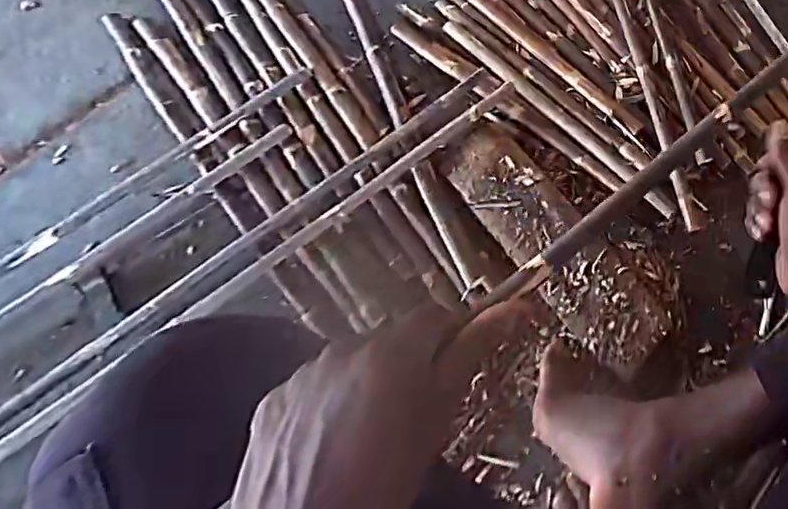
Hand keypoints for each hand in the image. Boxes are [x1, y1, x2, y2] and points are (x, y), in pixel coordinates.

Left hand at [233, 299, 533, 508]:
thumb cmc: (383, 479)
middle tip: (414, 412)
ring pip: (353, 362)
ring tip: (368, 435)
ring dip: (367, 382)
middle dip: (407, 363)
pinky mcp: (276, 398)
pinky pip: (314, 387)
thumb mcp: (437, 416)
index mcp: (394, 346)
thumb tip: (511, 309)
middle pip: (393, 338)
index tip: (455, 368)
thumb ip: (470, 352)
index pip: (436, 315)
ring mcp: (307, 369)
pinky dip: (327, 404)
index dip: (450, 338)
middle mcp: (348, 344)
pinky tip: (329, 443)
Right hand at [744, 123, 787, 295]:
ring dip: (760, 207)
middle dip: (765, 187)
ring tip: (768, 221)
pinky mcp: (782, 225)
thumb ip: (786, 157)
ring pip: (764, 193)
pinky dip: (759, 221)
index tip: (769, 167)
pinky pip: (761, 212)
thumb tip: (781, 127)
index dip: (777, 159)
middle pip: (775, 173)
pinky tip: (765, 231)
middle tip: (770, 199)